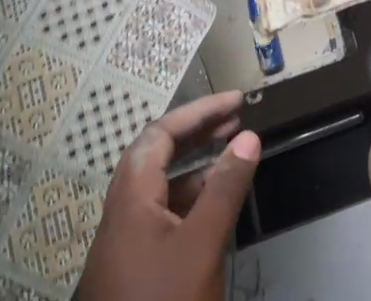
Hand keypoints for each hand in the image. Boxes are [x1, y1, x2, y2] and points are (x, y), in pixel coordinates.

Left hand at [78, 91, 261, 300]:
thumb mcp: (202, 244)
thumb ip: (225, 188)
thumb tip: (248, 137)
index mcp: (130, 201)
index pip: (159, 136)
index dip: (197, 112)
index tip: (237, 102)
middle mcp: (121, 214)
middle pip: (154, 156)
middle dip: (196, 131)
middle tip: (237, 117)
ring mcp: (125, 243)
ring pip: (158, 186)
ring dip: (195, 163)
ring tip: (233, 152)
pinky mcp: (134, 267)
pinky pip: (162, 213)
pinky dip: (191, 195)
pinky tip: (215, 202)